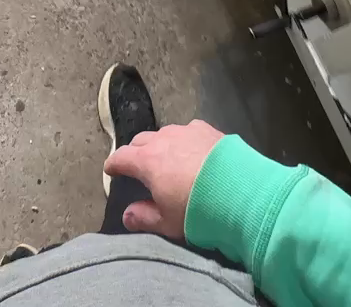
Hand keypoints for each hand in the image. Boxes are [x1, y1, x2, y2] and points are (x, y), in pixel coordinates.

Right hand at [102, 120, 225, 236]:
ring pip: (164, 134)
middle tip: (136, 165)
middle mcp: (163, 140)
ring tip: (165, 158)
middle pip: (141, 141)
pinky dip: (184, 140)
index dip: (114, 164)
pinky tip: (192, 151)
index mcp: (147, 161)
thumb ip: (144, 217)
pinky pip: (187, 131)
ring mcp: (185, 131)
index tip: (110, 170)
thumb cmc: (198, 210)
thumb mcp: (168, 222)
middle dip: (135, 151)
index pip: (122, 157)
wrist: (240, 191)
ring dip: (160, 145)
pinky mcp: (206, 129)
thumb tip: (126, 215)